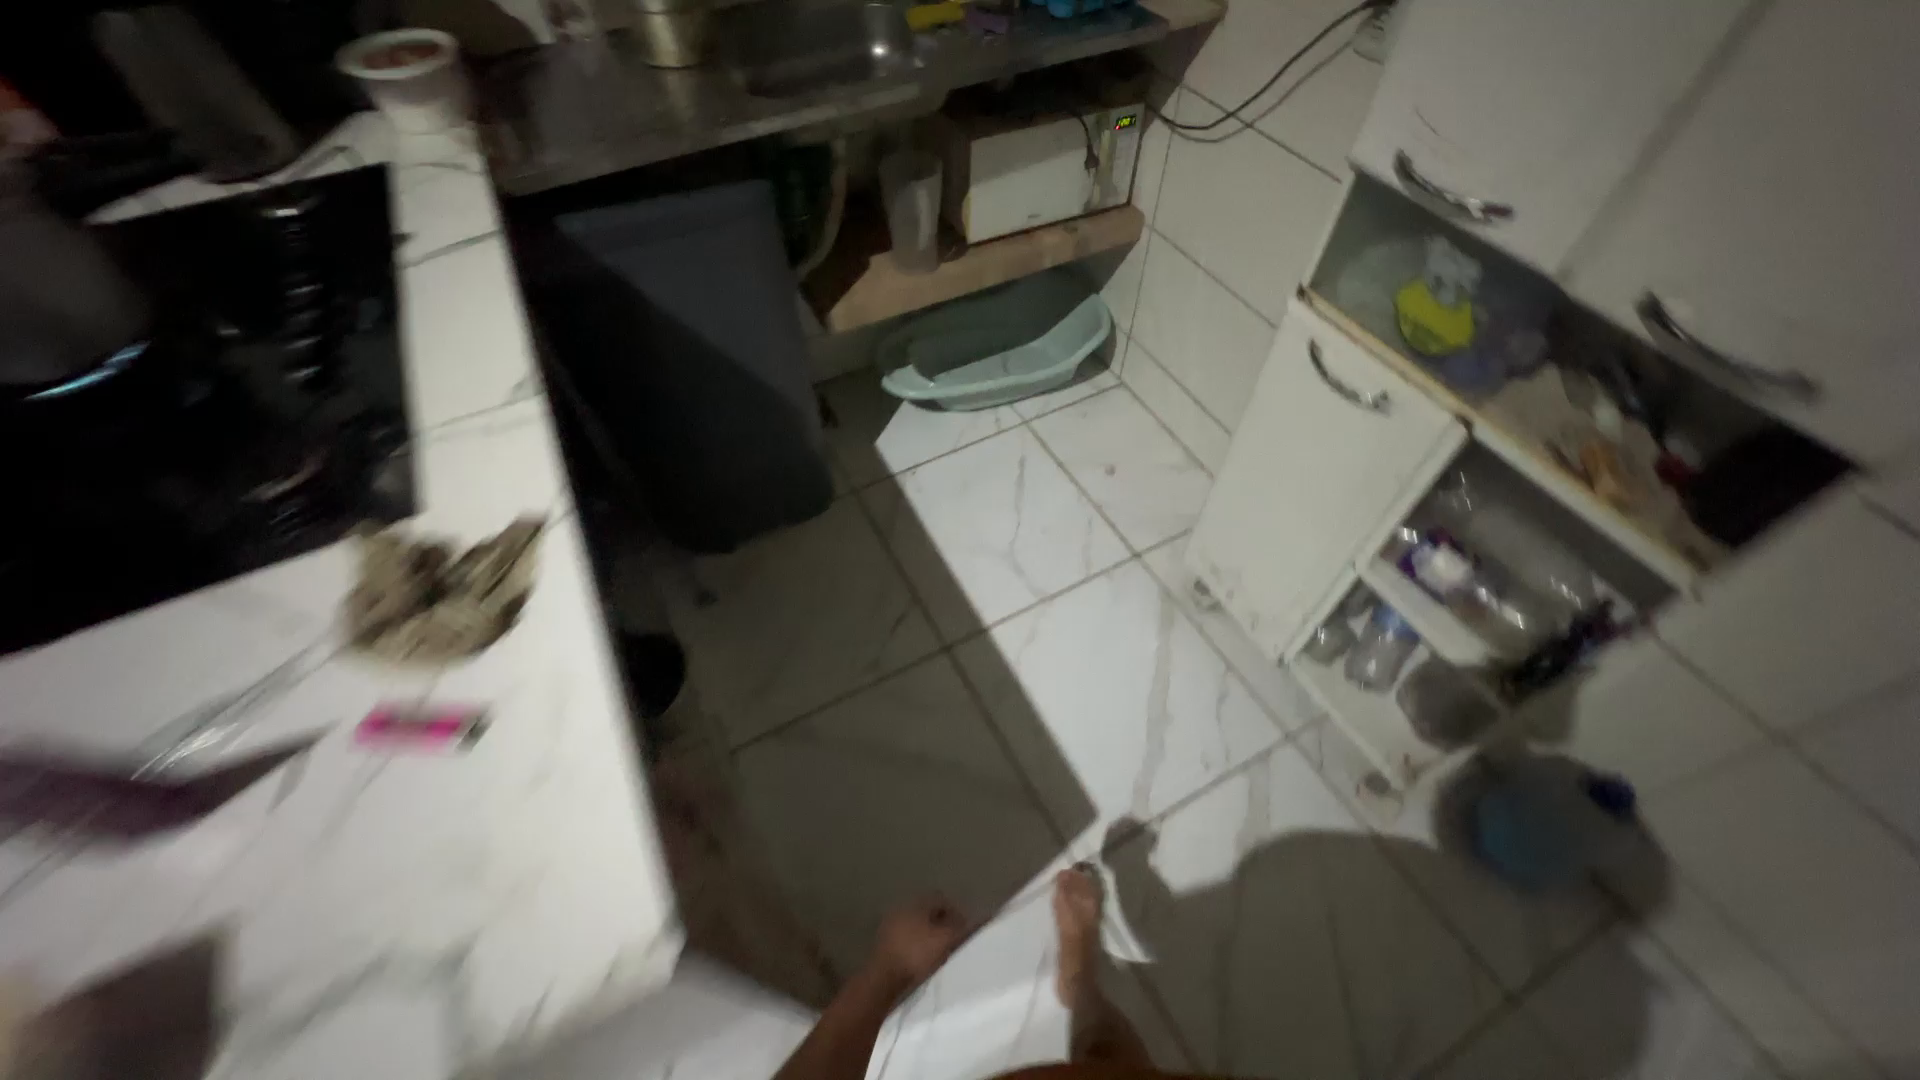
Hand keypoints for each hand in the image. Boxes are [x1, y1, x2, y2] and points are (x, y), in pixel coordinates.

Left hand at [868, 896, 968, 993]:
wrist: (883, 977)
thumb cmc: (917, 953)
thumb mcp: (946, 940)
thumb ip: (961, 927)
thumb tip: (972, 919)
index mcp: (918, 902)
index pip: (942, 898)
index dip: (956, 911)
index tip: (964, 929)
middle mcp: (903, 907)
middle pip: (928, 911)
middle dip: (942, 924)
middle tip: (953, 941)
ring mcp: (890, 925)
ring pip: (916, 926)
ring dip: (928, 936)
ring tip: (939, 954)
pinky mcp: (883, 943)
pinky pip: (906, 939)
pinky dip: (916, 946)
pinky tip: (922, 962)